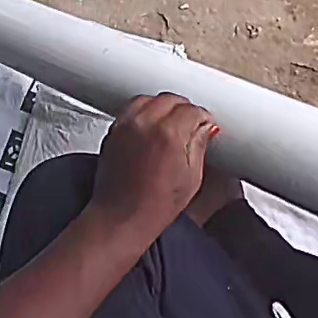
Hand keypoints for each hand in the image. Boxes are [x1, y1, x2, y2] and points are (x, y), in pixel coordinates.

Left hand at [86, 93, 219, 238]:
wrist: (120, 217)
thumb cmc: (152, 206)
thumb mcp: (191, 179)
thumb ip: (199, 145)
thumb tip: (205, 129)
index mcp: (168, 134)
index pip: (192, 110)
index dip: (203, 118)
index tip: (205, 125)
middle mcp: (143, 124)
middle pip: (170, 99)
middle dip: (184, 109)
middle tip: (191, 124)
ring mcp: (125, 126)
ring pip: (148, 99)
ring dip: (161, 106)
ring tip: (170, 124)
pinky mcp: (112, 131)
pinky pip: (130, 109)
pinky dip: (142, 112)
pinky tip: (149, 126)